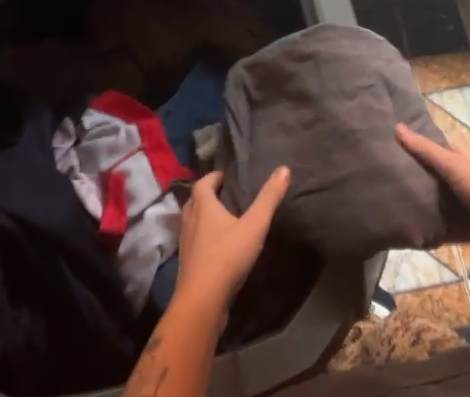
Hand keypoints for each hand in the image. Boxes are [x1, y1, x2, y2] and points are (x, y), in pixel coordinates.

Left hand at [172, 168, 289, 314]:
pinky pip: (194, 240)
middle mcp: (189, 220)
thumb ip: (268, 199)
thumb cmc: (227, 257)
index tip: (228, 177)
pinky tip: (218, 245)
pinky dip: (203, 235)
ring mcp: (185, 242)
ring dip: (204, 216)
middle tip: (227, 195)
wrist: (202, 301)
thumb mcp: (254, 226)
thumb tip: (284, 169)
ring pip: (193, 221)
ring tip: (224, 218)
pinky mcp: (187, 262)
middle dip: (209, 194)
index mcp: (203, 206)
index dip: (215, 177)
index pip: (203, 183)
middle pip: (195, 200)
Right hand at [397, 123, 469, 259]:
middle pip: (435, 173)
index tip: (390, 143)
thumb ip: (425, 150)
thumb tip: (397, 127)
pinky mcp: (467, 225)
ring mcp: (466, 202)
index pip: (436, 145)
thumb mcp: (453, 165)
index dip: (416, 143)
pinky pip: (444, 224)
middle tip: (385, 174)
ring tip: (391, 199)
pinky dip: (431, 226)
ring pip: (438, 199)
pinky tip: (409, 226)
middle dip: (415, 174)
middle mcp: (464, 177)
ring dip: (422, 201)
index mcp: (464, 157)